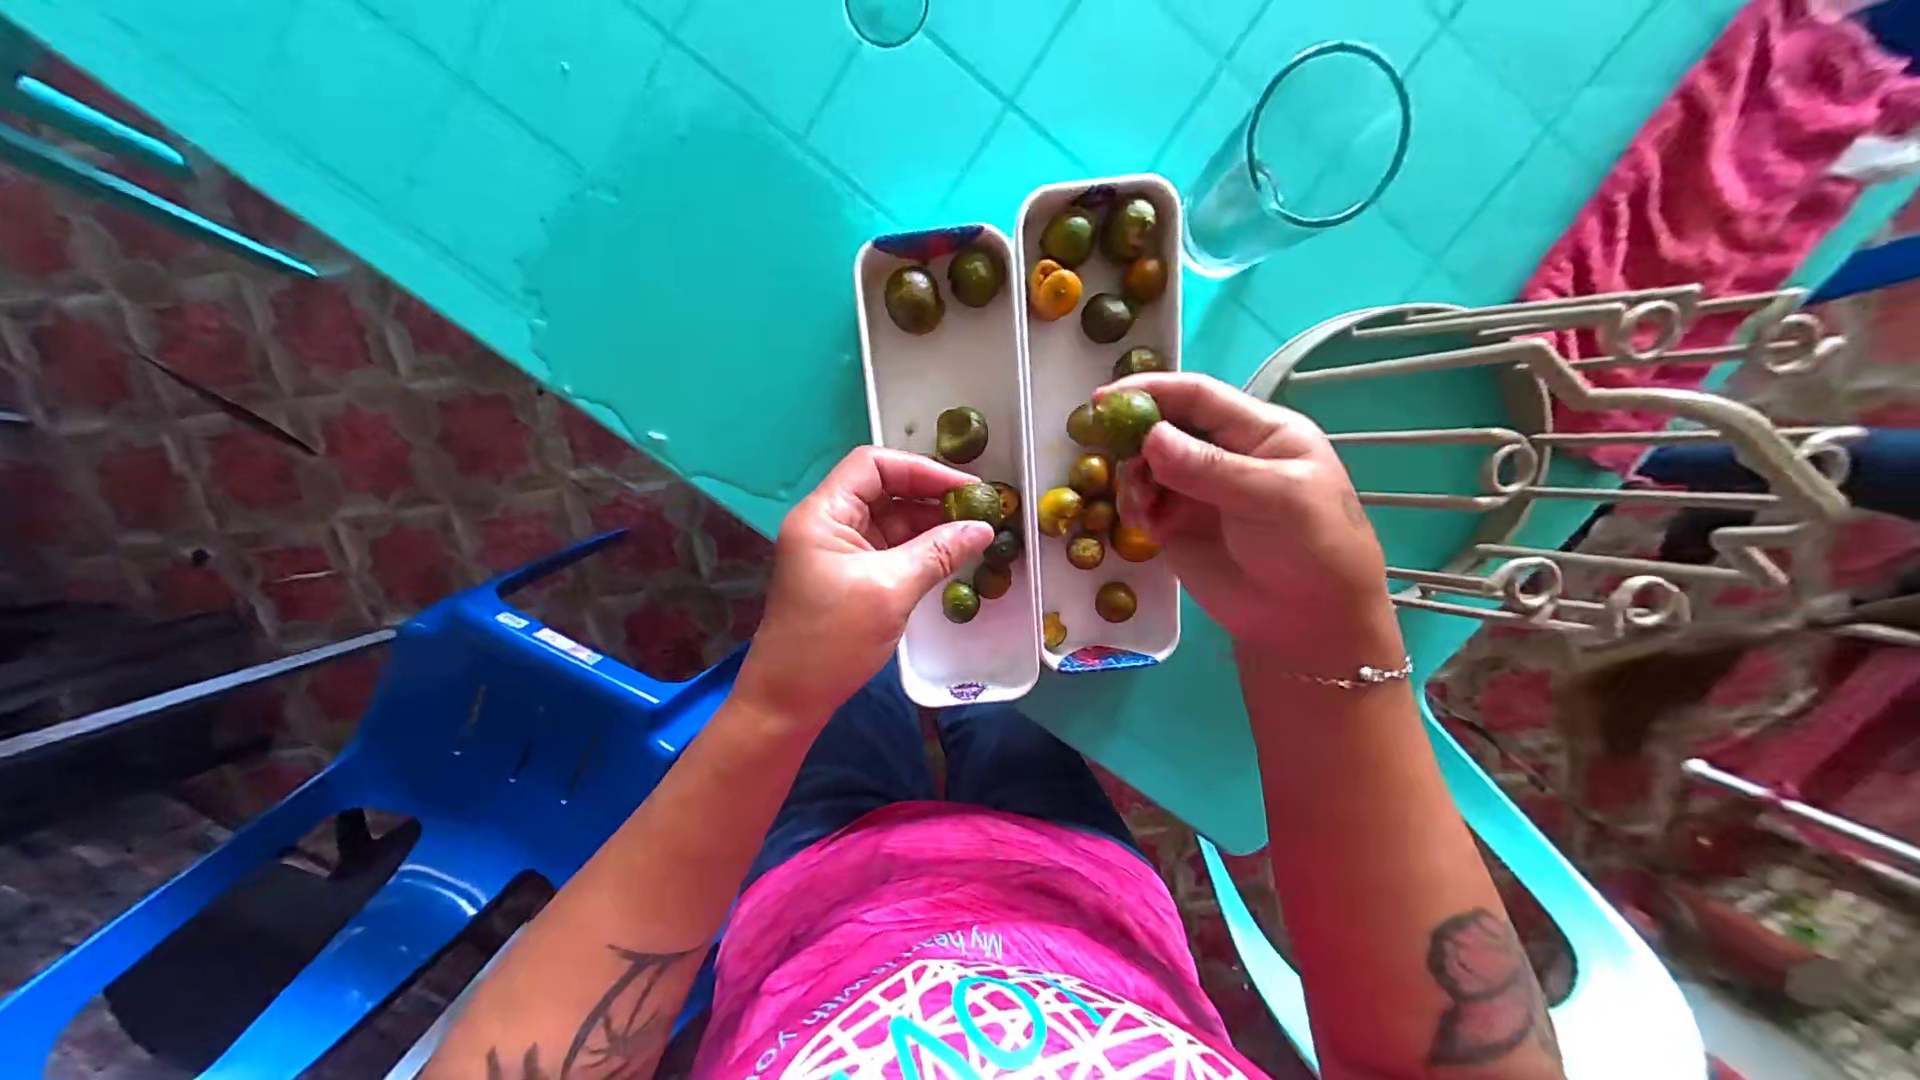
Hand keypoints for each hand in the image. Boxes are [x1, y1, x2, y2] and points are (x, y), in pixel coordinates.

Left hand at [735, 446, 993, 725]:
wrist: (790, 699)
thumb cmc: (831, 641)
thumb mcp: (890, 590)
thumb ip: (938, 553)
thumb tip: (984, 528)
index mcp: (824, 514)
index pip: (873, 465)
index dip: (921, 469)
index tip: (965, 489)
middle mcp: (829, 523)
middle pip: (884, 489)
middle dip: (931, 496)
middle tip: (978, 510)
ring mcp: (840, 550)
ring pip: (891, 520)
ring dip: (930, 523)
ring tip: (974, 531)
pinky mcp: (851, 575)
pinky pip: (890, 548)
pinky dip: (920, 548)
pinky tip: (952, 553)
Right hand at [1104, 373, 1397, 662]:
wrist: (1306, 621)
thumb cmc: (1311, 548)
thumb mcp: (1273, 498)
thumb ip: (1210, 468)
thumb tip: (1149, 438)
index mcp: (1258, 431)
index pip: (1198, 396)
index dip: (1152, 390)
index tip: (1105, 398)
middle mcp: (1223, 454)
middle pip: (1164, 426)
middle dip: (1133, 434)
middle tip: (1104, 447)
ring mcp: (1197, 490)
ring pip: (1146, 464)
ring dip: (1132, 475)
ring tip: (1141, 502)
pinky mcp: (1176, 525)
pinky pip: (1141, 503)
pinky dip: (1132, 506)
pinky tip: (1143, 523)